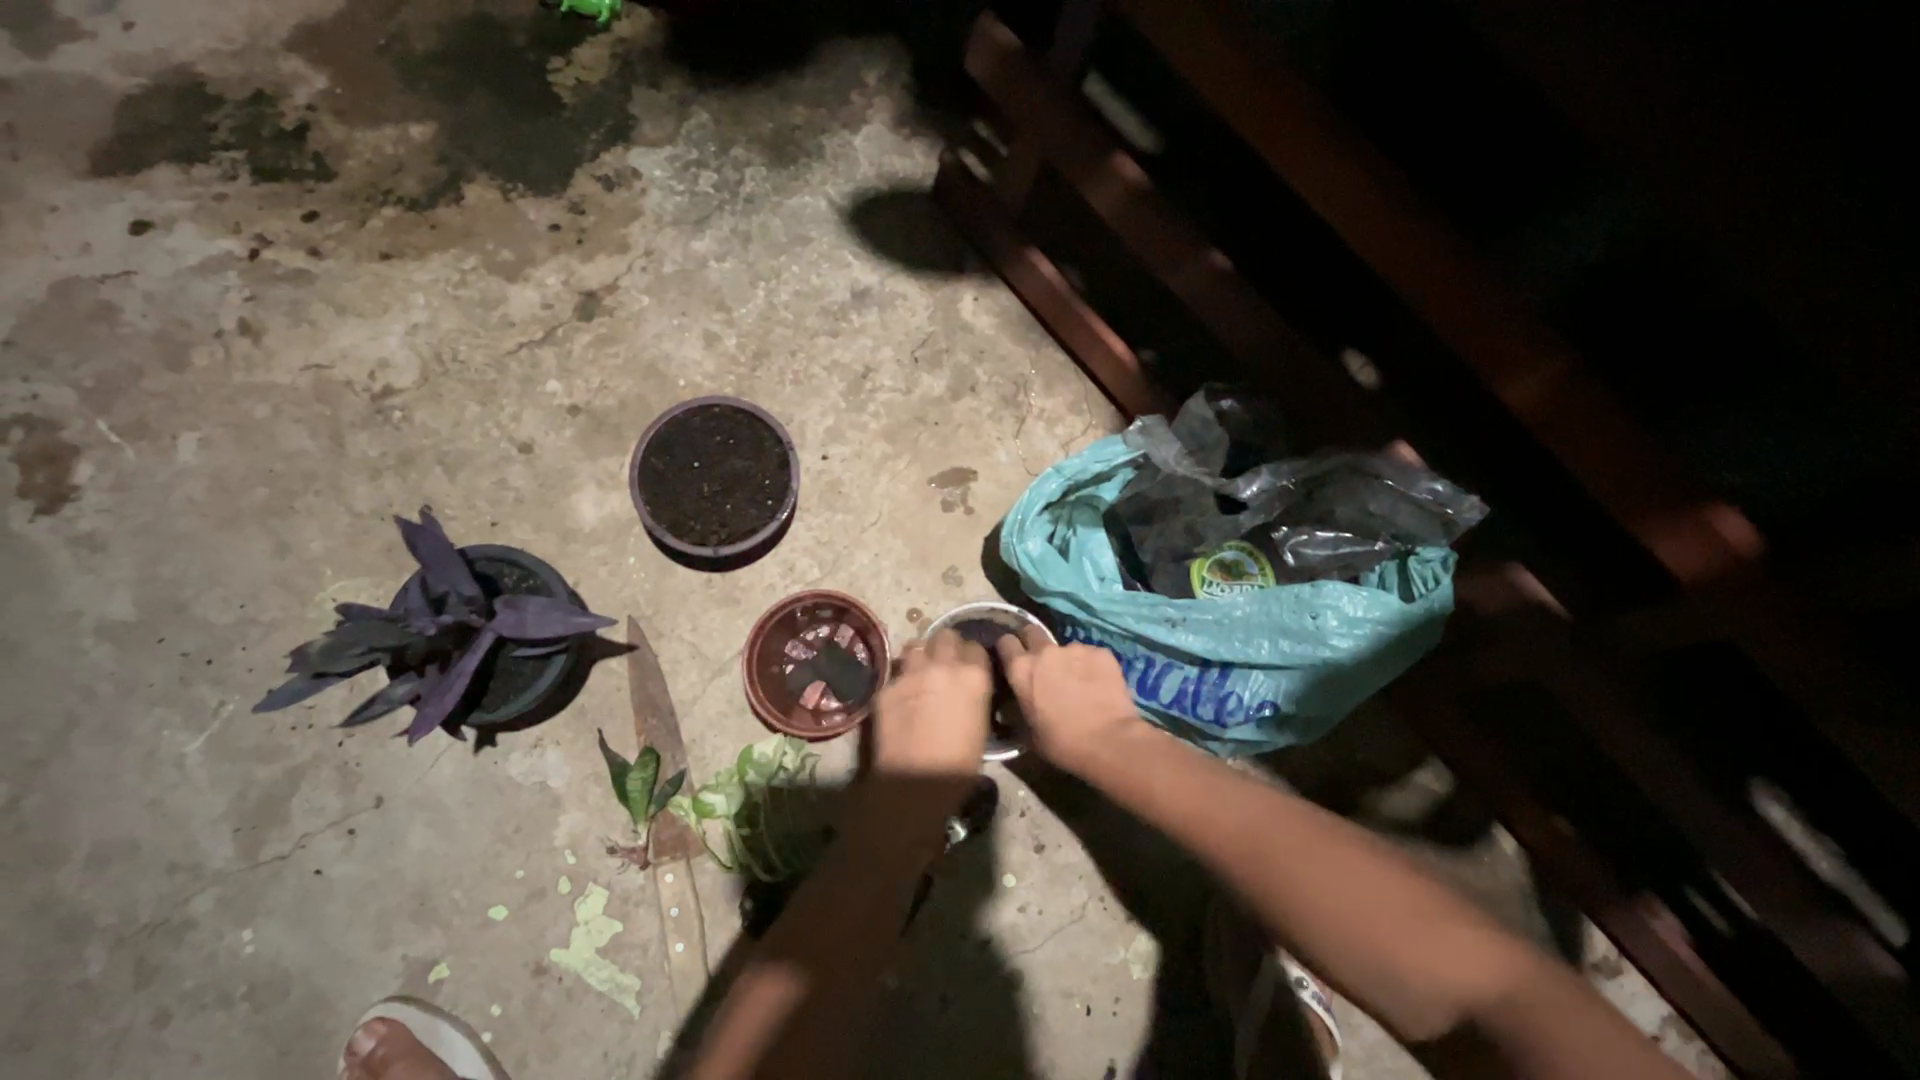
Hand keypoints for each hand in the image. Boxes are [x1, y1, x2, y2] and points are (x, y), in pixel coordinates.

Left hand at [869, 629, 993, 781]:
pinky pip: (895, 674)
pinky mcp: (886, 687)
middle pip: (945, 636)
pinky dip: (901, 681)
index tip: (968, 666)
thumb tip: (967, 689)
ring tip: (920, 673)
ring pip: (916, 646)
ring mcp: (910, 674)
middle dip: (946, 646)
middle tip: (944, 663)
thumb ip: (973, 696)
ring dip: (921, 656)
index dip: (971, 656)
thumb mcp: (980, 726)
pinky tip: (901, 698)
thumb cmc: (959, 766)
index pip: (975, 647)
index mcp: (973, 677)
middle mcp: (943, 666)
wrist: (914, 783)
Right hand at [994, 627, 1144, 773]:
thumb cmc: (1062, 743)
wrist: (1108, 741)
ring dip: (1068, 660)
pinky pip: (1092, 655)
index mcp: (1021, 669)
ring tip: (1079, 683)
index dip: (1009, 650)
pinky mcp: (1102, 652)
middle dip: (1034, 643)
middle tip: (1043, 665)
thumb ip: (1021, 705)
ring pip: (1066, 647)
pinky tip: (1099, 685)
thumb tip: (1020, 701)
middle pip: (1032, 631)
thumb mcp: (1028, 730)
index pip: (1005, 642)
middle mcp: (1045, 651)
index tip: (1013, 660)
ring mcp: (1076, 648)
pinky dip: (1092, 666)